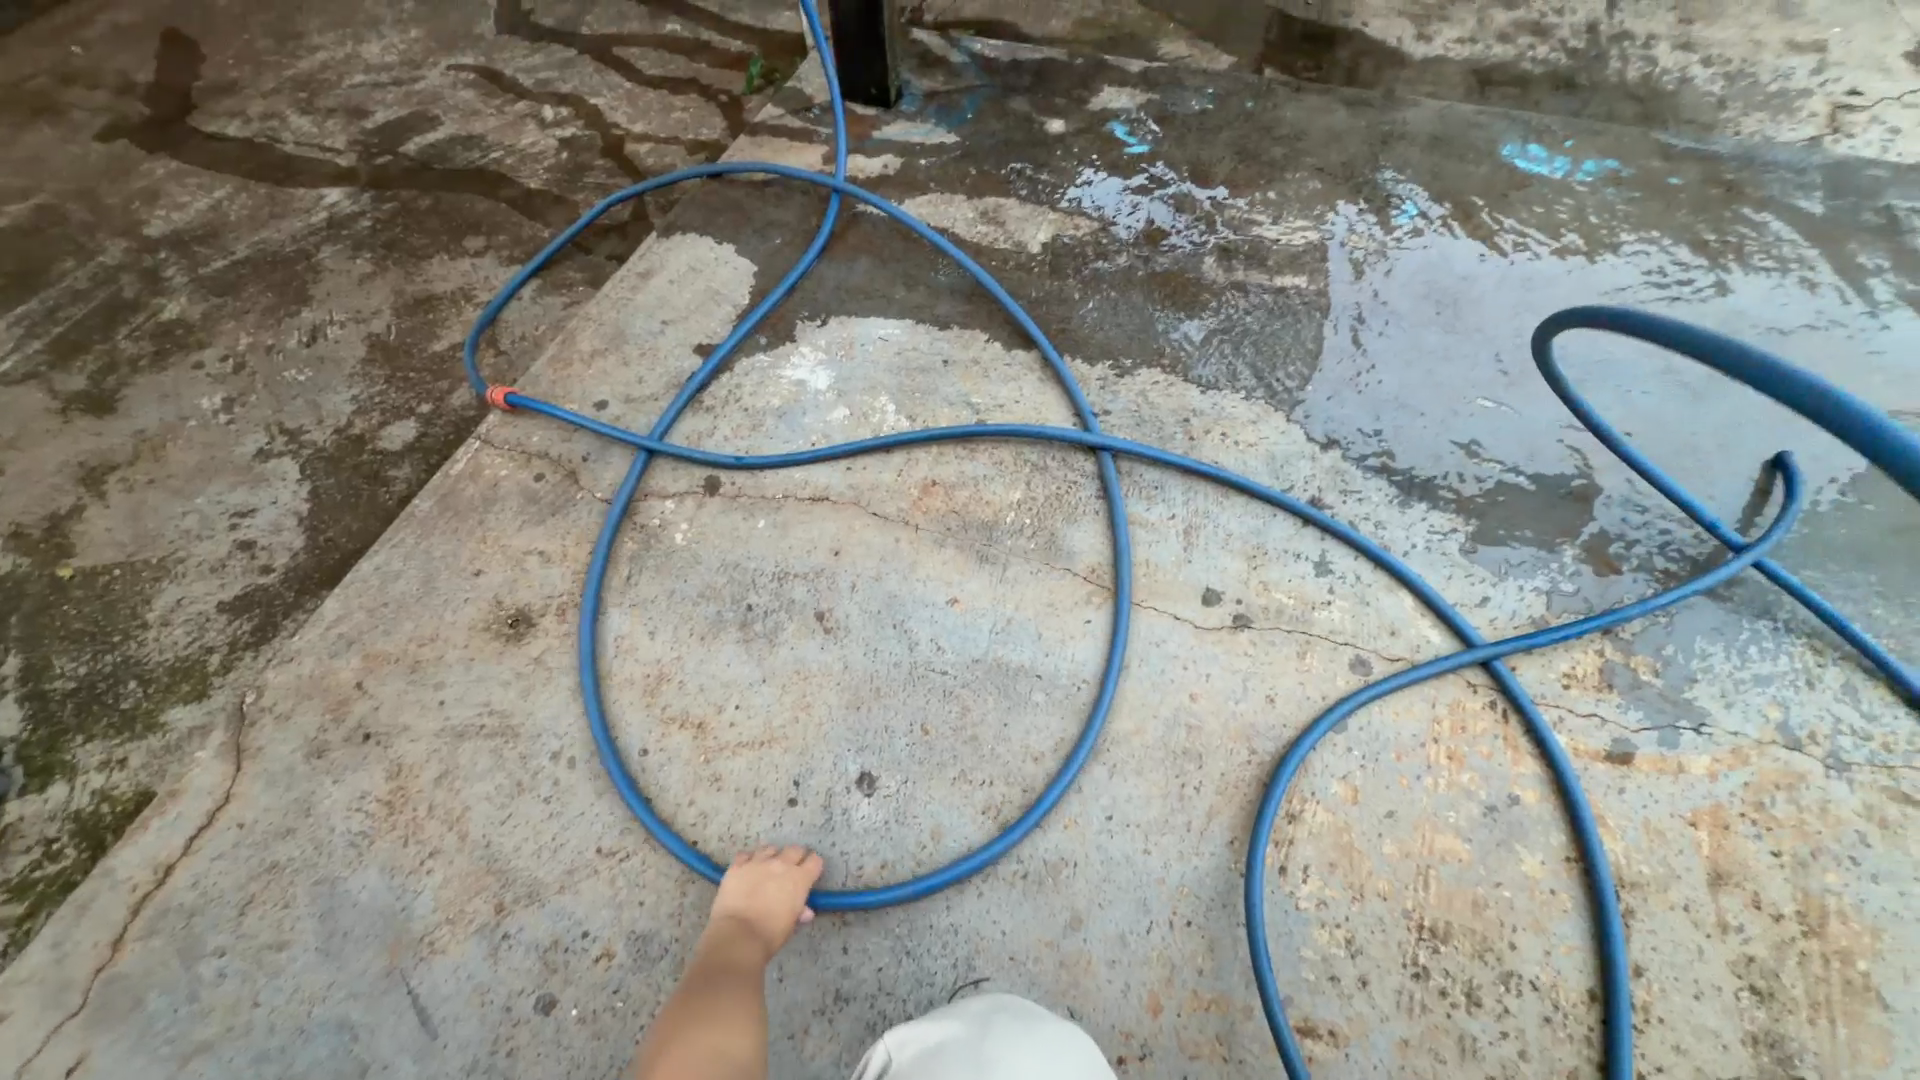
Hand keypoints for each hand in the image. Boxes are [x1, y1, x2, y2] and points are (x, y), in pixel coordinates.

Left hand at [704, 845, 823, 964]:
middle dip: (795, 857)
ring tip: (767, 867)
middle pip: (794, 849)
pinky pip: (745, 855)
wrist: (738, 935)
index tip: (810, 872)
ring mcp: (758, 862)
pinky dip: (748, 860)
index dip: (813, 866)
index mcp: (800, 879)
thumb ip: (799, 913)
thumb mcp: (790, 926)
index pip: (815, 861)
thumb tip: (806, 911)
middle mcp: (781, 864)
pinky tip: (747, 869)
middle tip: (791, 868)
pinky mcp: (737, 866)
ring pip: (770, 848)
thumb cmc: (770, 935)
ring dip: (772, 856)